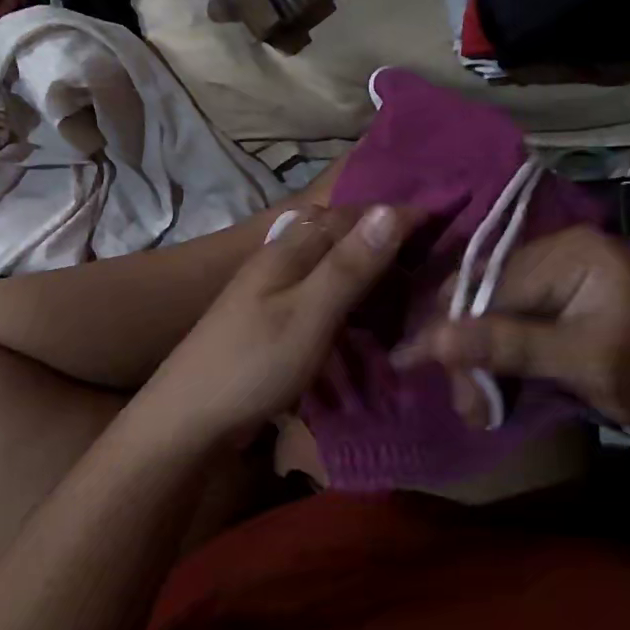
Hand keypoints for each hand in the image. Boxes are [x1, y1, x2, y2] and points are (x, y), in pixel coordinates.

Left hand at [133, 204, 416, 449]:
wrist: (188, 421)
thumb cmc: (251, 365)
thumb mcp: (308, 314)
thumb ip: (348, 266)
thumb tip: (391, 209)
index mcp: (287, 250)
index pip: (350, 216)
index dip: (394, 216)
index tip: (440, 223)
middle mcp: (280, 262)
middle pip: (339, 238)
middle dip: (384, 241)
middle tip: (431, 261)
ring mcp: (273, 294)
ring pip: (331, 268)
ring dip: (368, 272)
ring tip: (408, 290)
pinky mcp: (272, 324)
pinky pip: (321, 299)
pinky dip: (350, 303)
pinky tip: (367, 322)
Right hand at [394, 226, 629, 448]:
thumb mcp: (585, 360)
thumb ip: (507, 345)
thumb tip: (428, 340)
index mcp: (569, 252)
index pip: (486, 283)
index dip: (447, 325)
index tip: (410, 364)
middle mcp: (559, 256)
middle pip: (486, 298)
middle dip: (467, 351)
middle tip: (467, 406)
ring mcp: (562, 284)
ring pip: (496, 317)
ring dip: (482, 362)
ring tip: (479, 408)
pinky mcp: (565, 312)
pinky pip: (517, 329)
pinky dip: (503, 362)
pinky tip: (493, 392)